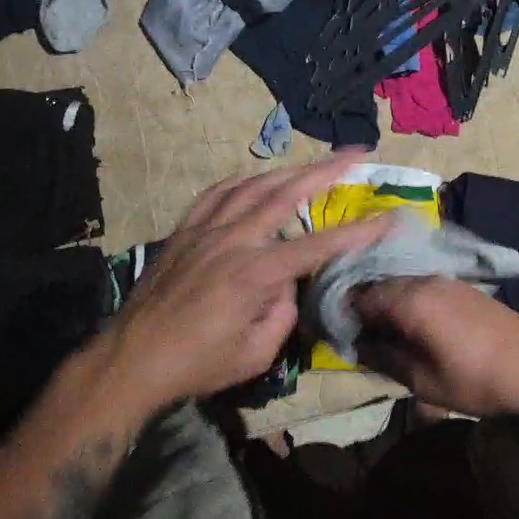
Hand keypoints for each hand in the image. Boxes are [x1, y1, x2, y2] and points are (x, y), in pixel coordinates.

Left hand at [108, 154, 393, 406]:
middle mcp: (231, 239)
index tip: (386, 218)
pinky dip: (242, 181)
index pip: (316, 246)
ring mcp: (204, 230)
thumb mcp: (254, 355)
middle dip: (325, 171)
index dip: (355, 232)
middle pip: (285, 194)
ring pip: (252, 185)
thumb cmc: (196, 365)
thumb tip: (288, 284)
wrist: (132, 359)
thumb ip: (282, 314)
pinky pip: (216, 193)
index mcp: (253, 273)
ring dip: (287, 170)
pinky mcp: (183, 231)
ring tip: (314, 163)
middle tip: (356, 154)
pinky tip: (256, 180)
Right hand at [352, 276, 518, 418]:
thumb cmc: (475, 380)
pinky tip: (416, 329)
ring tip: (388, 337)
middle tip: (360, 338)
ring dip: (388, 306)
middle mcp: (424, 279)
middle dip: (364, 308)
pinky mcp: (464, 287)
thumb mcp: (420, 381)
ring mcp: (447, 280)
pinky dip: (410, 303)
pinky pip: (423, 287)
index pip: (358, 296)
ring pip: (402, 285)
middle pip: (379, 285)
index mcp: (408, 299)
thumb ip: (382, 358)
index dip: (343, 314)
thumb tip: (354, 344)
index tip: (336, 334)